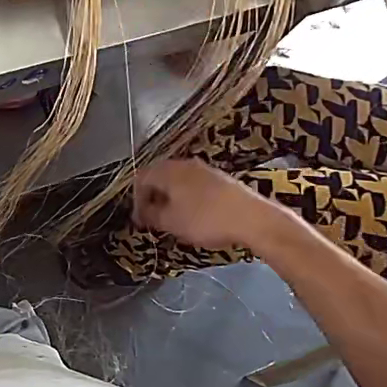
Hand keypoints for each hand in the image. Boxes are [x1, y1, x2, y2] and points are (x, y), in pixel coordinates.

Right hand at [132, 159, 291, 250]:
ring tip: (172, 220)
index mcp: (168, 171)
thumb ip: (151, 215)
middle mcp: (185, 164)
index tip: (139, 219)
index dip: (135, 199)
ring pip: (178, 181)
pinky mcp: (220, 179)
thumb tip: (143, 213)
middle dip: (153, 198)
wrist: (251, 218)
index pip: (141, 178)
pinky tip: (194, 216)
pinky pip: (194, 186)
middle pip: (159, 177)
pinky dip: (187, 199)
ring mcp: (204, 170)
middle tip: (153, 219)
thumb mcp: (171, 222)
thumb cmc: (205, 219)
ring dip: (170, 199)